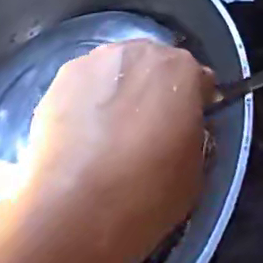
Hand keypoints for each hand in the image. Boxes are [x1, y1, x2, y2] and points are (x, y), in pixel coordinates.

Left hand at [19, 39, 212, 239]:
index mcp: (184, 70)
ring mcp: (101, 59)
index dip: (193, 104)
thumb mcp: (193, 172)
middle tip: (143, 132)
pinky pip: (84, 83)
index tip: (183, 129)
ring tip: (105, 135)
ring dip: (118, 91)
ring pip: (117, 69)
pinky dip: (85, 102)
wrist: (75, 210)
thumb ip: (193, 134)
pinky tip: (79, 136)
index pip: (198, 79)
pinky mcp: (64, 74)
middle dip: (153, 91)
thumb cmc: (146, 194)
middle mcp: (145, 51)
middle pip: (155, 65)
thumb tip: (183, 128)